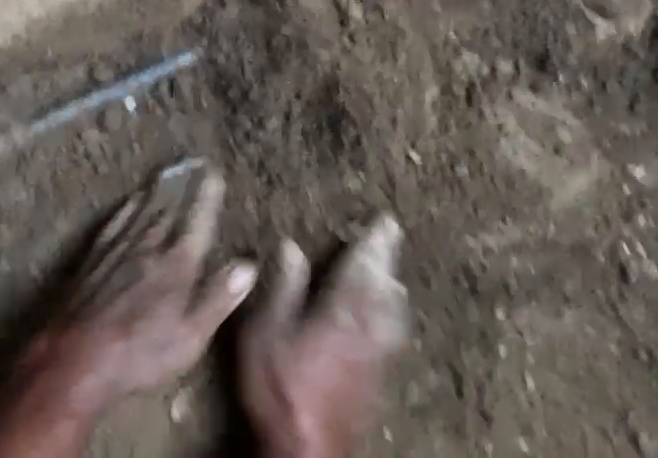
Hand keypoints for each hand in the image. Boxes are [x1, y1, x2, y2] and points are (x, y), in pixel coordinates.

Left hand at [17, 164, 257, 418]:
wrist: (79, 353)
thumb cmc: (142, 352)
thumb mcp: (191, 335)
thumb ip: (218, 297)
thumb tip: (247, 265)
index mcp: (176, 266)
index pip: (196, 223)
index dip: (206, 197)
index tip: (213, 174)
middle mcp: (147, 248)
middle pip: (167, 210)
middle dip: (181, 187)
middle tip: (190, 165)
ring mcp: (118, 250)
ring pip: (140, 212)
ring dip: (153, 192)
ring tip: (163, 175)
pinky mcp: (94, 258)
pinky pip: (114, 222)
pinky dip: (125, 208)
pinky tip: (128, 202)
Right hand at [239, 218, 409, 457]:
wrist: (307, 449)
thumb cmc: (278, 386)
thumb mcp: (265, 331)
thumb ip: (282, 287)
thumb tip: (291, 246)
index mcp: (338, 314)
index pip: (359, 271)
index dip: (371, 246)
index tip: (383, 222)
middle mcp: (365, 333)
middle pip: (382, 290)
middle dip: (386, 261)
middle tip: (391, 235)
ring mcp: (375, 359)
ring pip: (392, 315)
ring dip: (392, 289)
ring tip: (392, 273)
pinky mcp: (376, 380)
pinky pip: (391, 334)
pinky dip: (392, 315)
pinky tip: (387, 317)